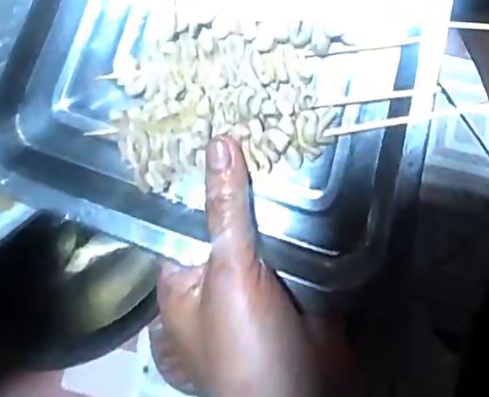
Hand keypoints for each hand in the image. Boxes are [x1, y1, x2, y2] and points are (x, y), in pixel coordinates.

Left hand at [152, 137, 318, 396]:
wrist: (304, 393)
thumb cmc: (244, 346)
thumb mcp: (227, 271)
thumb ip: (225, 208)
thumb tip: (217, 142)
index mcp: (182, 277)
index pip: (184, 210)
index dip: (200, 170)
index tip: (215, 124)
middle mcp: (215, 272)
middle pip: (227, 212)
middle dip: (244, 176)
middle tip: (256, 120)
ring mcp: (255, 274)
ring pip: (262, 219)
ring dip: (275, 190)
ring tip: (282, 130)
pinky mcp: (292, 275)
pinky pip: (292, 233)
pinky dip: (300, 209)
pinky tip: (306, 168)